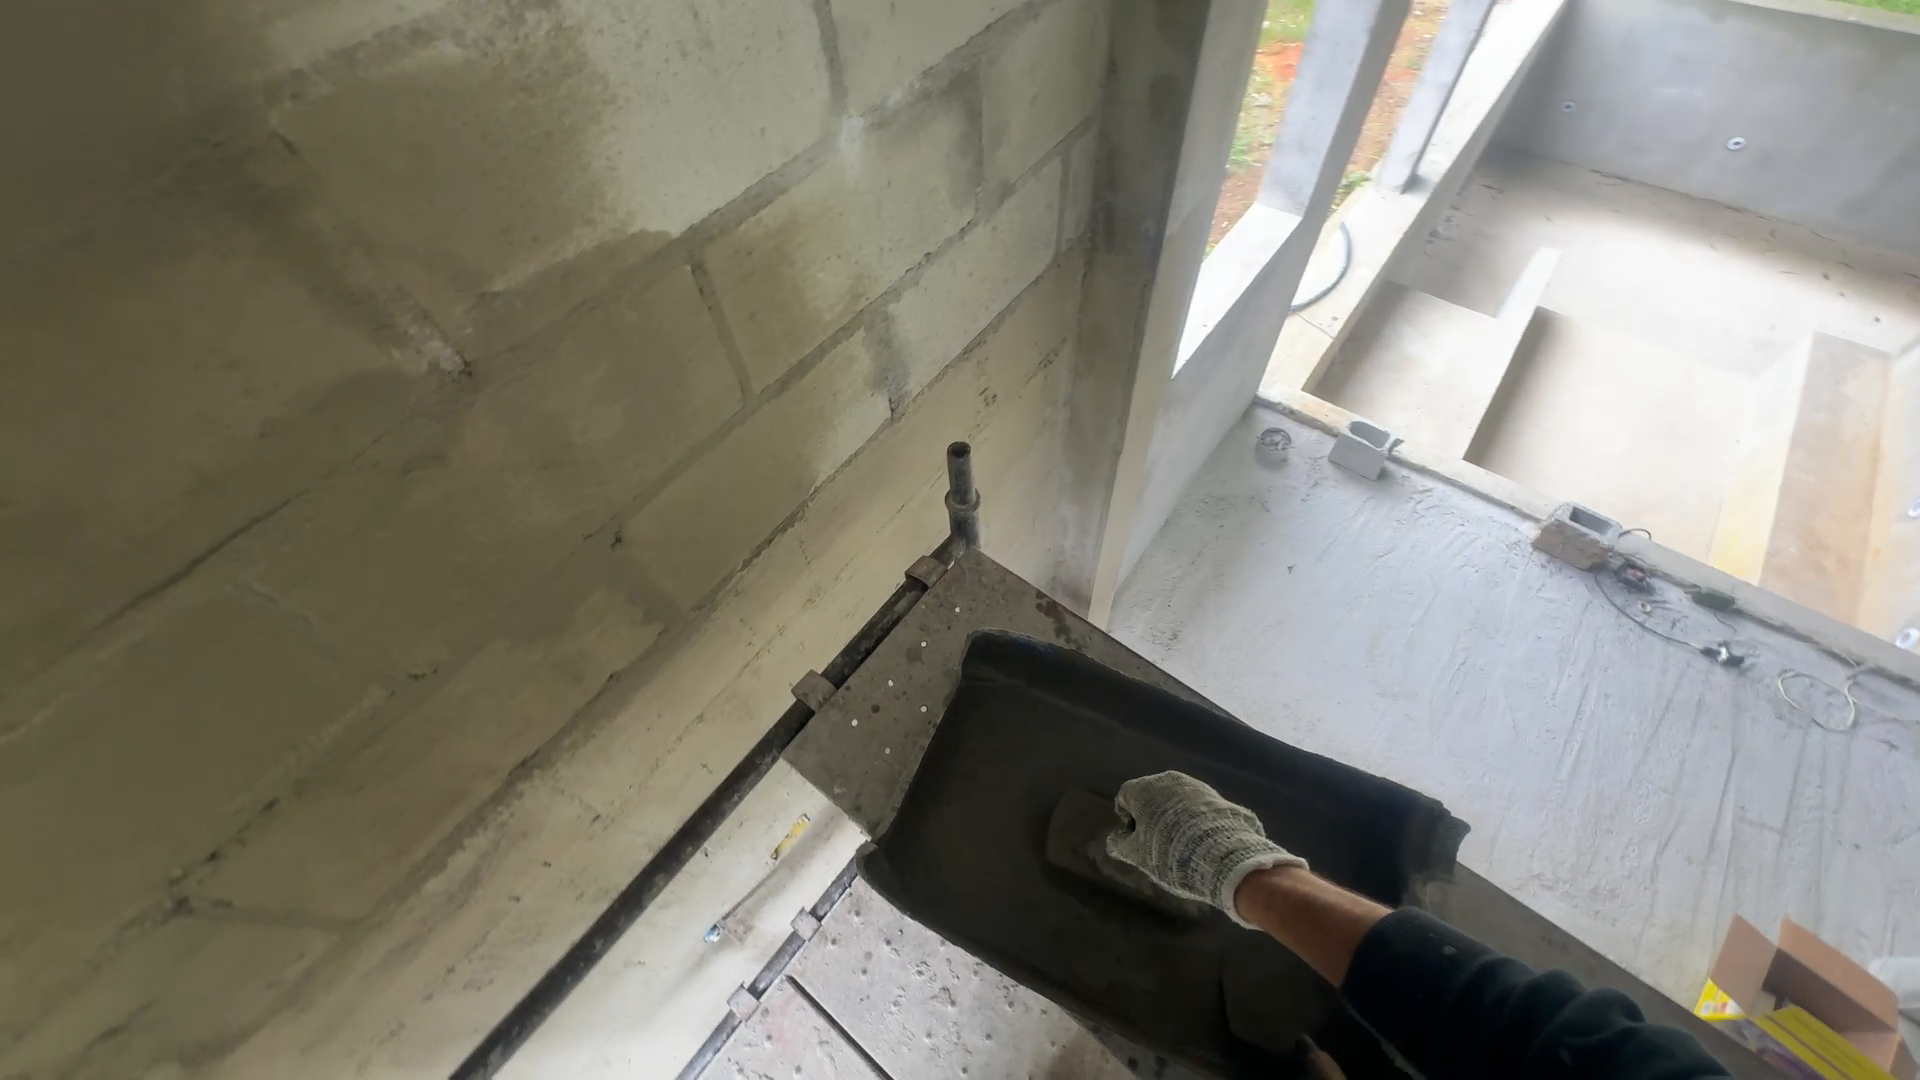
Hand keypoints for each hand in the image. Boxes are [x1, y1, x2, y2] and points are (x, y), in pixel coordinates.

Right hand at [1105, 770, 1306, 927]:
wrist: (1225, 856)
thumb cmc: (1169, 852)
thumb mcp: (1137, 855)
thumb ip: (1119, 845)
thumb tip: (1115, 839)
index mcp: (1144, 788)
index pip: (1125, 797)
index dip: (1127, 819)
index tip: (1136, 839)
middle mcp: (1169, 779)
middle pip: (1152, 796)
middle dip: (1151, 816)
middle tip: (1157, 844)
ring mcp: (1196, 787)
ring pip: (1176, 801)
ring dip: (1174, 818)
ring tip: (1182, 846)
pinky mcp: (1219, 798)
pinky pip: (1198, 809)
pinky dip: (1196, 822)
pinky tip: (1202, 843)